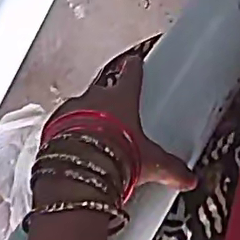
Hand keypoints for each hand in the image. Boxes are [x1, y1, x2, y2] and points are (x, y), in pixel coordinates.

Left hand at [50, 53, 193, 193]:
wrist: (78, 170)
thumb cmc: (116, 155)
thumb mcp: (150, 163)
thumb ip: (170, 168)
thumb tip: (187, 178)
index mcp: (121, 98)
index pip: (131, 75)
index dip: (134, 68)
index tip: (134, 62)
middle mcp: (95, 98)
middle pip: (103, 91)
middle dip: (108, 102)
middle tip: (116, 119)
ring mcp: (71, 111)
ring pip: (80, 108)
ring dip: (85, 119)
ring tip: (95, 141)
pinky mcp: (52, 127)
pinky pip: (61, 127)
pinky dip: (66, 135)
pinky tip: (74, 151)